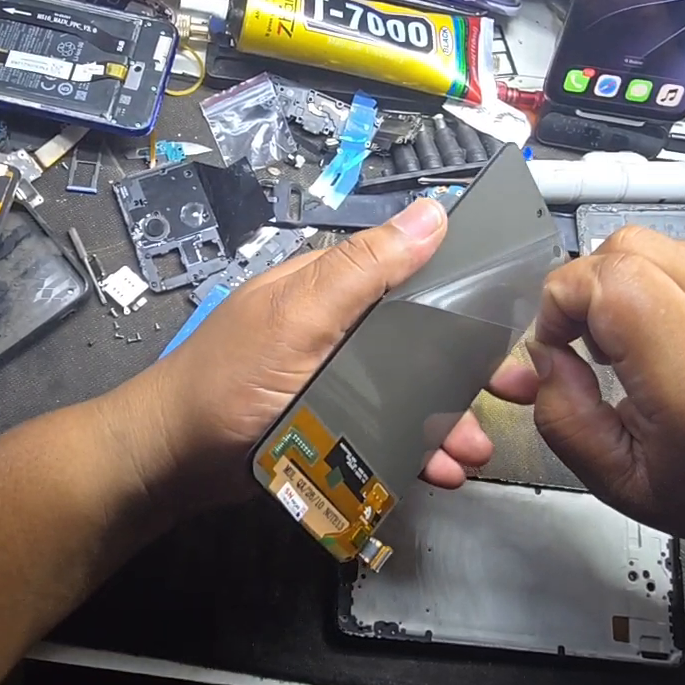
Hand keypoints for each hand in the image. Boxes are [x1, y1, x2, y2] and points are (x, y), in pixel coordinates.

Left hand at [100, 199, 494, 515]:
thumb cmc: (230, 379)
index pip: (408, 272)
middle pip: (417, 341)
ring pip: (404, 392)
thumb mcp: (297, 317)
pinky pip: (383, 432)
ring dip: (445, 419)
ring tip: (473, 452)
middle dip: (465, 369)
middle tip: (511, 393)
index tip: (509, 319)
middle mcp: (336, 330)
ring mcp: (332, 380)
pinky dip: (413, 449)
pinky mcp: (328, 425)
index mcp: (330, 289)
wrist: (173, 460)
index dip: (461, 290)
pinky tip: (437, 470)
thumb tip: (431, 213)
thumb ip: (360, 270)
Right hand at [489, 227, 684, 599]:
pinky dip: (684, 275)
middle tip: (599, 339)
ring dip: (637, 281)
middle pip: (628, 248)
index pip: (605, 279)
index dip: (562, 300)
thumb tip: (546, 354)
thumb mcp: (620, 482)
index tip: (563, 339)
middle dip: (592, 287)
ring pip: (668, 241)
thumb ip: (561, 415)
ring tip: (651, 336)